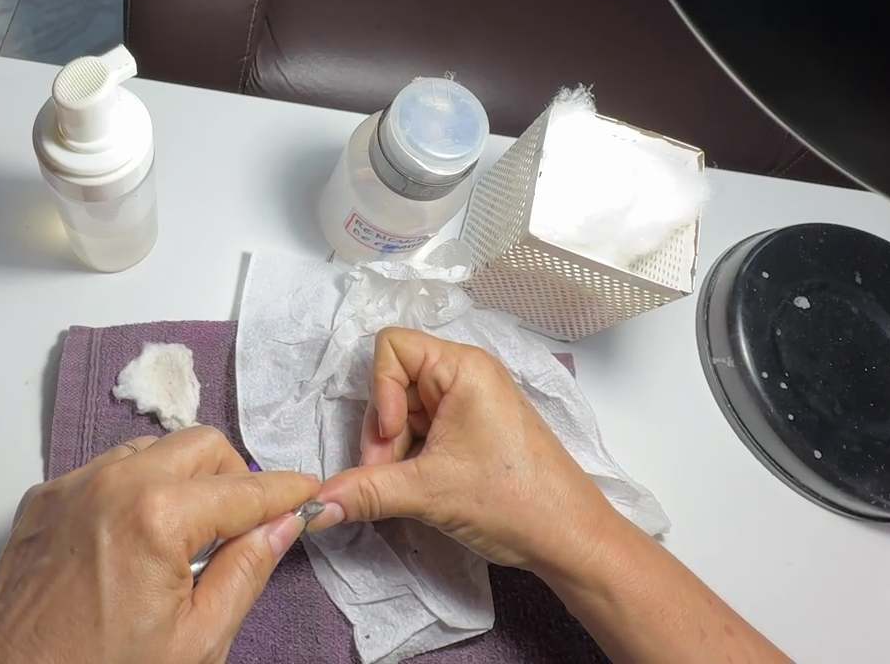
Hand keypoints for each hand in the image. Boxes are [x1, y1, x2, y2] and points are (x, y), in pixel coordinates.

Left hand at [0, 426, 324, 663]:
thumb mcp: (194, 645)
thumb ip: (246, 571)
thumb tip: (282, 526)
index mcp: (158, 517)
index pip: (243, 489)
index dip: (284, 491)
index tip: (306, 491)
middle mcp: (114, 482)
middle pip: (202, 445)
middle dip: (233, 476)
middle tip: (243, 524)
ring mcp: (74, 483)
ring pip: (155, 449)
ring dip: (183, 478)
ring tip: (186, 534)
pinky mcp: (46, 495)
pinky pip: (109, 468)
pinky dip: (137, 488)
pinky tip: (136, 536)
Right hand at [314, 328, 615, 573]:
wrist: (574, 543)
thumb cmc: (513, 501)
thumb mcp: (430, 492)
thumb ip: (366, 490)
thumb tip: (316, 504)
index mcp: (462, 366)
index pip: (391, 346)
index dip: (381, 389)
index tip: (394, 435)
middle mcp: (465, 373)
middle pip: (394, 381)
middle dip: (383, 430)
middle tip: (389, 475)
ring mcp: (469, 399)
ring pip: (405, 407)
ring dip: (395, 447)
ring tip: (408, 487)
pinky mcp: (472, 425)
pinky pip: (423, 425)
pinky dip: (412, 454)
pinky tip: (422, 485)